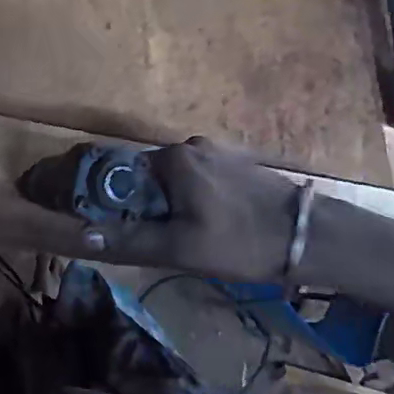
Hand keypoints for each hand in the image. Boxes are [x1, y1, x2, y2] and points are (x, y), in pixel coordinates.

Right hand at [86, 137, 303, 281]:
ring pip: (173, 181)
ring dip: (168, 205)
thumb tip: (81, 235)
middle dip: (142, 206)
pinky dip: (190, 200)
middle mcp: (191, 145)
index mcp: (172, 158)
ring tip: (180, 239)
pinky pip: (197, 181)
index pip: (120, 174)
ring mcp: (217, 152)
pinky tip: (205, 227)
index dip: (110, 202)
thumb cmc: (241, 241)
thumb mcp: (179, 249)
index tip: (113, 229)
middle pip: (147, 176)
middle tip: (152, 242)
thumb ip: (130, 240)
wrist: (312, 237)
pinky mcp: (235, 165)